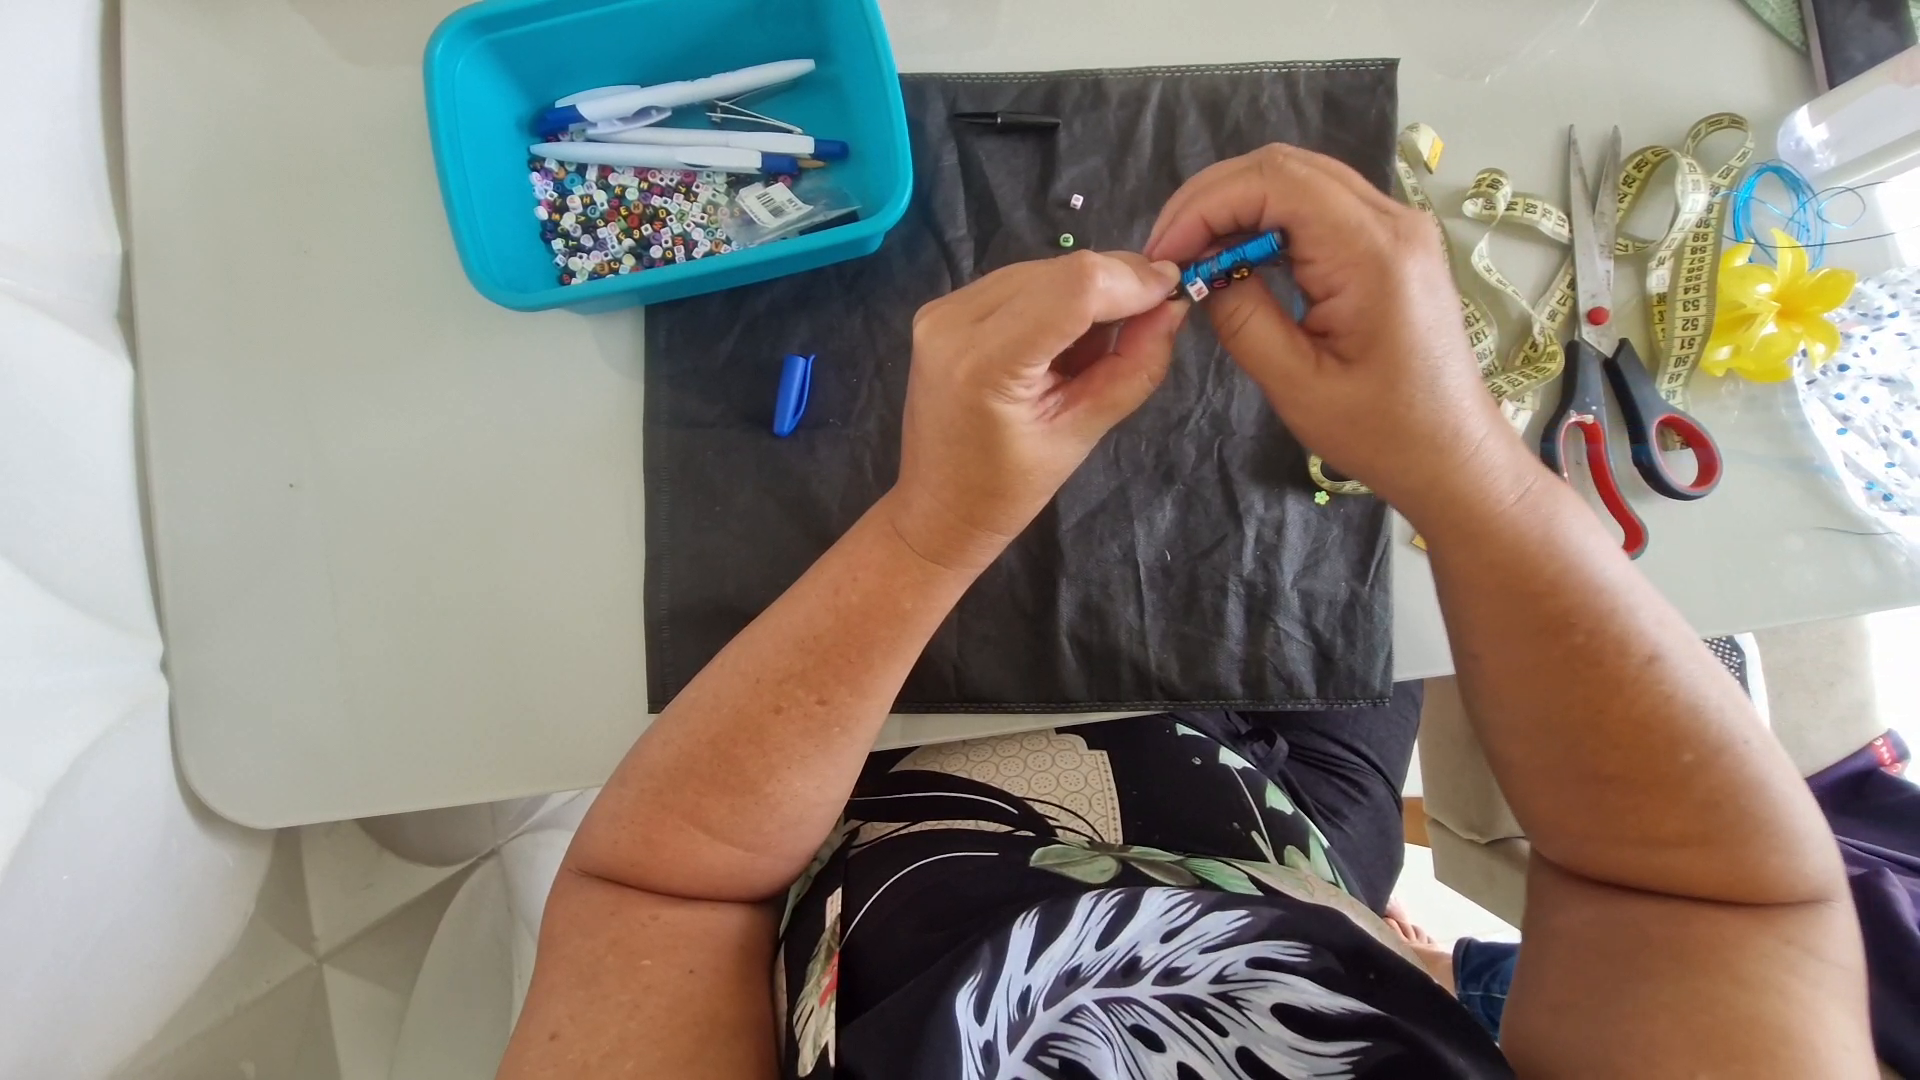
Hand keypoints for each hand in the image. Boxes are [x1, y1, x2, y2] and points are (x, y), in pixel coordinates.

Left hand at [885, 251, 1185, 572]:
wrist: (939, 507)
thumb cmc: (1007, 490)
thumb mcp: (1081, 434)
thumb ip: (1133, 368)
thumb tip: (1173, 306)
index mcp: (984, 362)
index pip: (1074, 285)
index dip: (1131, 279)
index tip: (1170, 291)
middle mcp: (953, 321)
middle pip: (1059, 269)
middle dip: (1113, 287)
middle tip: (1141, 327)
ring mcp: (941, 311)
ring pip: (1040, 270)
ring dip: (1083, 296)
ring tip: (1090, 352)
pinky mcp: (941, 310)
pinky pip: (1016, 284)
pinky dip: (1052, 301)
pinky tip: (1058, 345)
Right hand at [1145, 144, 1527, 523]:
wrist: (1448, 449)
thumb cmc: (1377, 430)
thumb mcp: (1295, 382)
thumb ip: (1242, 318)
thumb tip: (1199, 271)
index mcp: (1371, 252)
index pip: (1275, 183)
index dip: (1205, 206)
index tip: (1163, 256)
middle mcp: (1390, 220)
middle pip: (1283, 167)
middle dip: (1210, 200)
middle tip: (1165, 253)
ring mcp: (1392, 227)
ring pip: (1297, 180)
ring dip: (1233, 207)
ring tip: (1190, 254)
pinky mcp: (1385, 244)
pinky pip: (1313, 208)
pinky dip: (1261, 221)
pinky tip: (1233, 258)